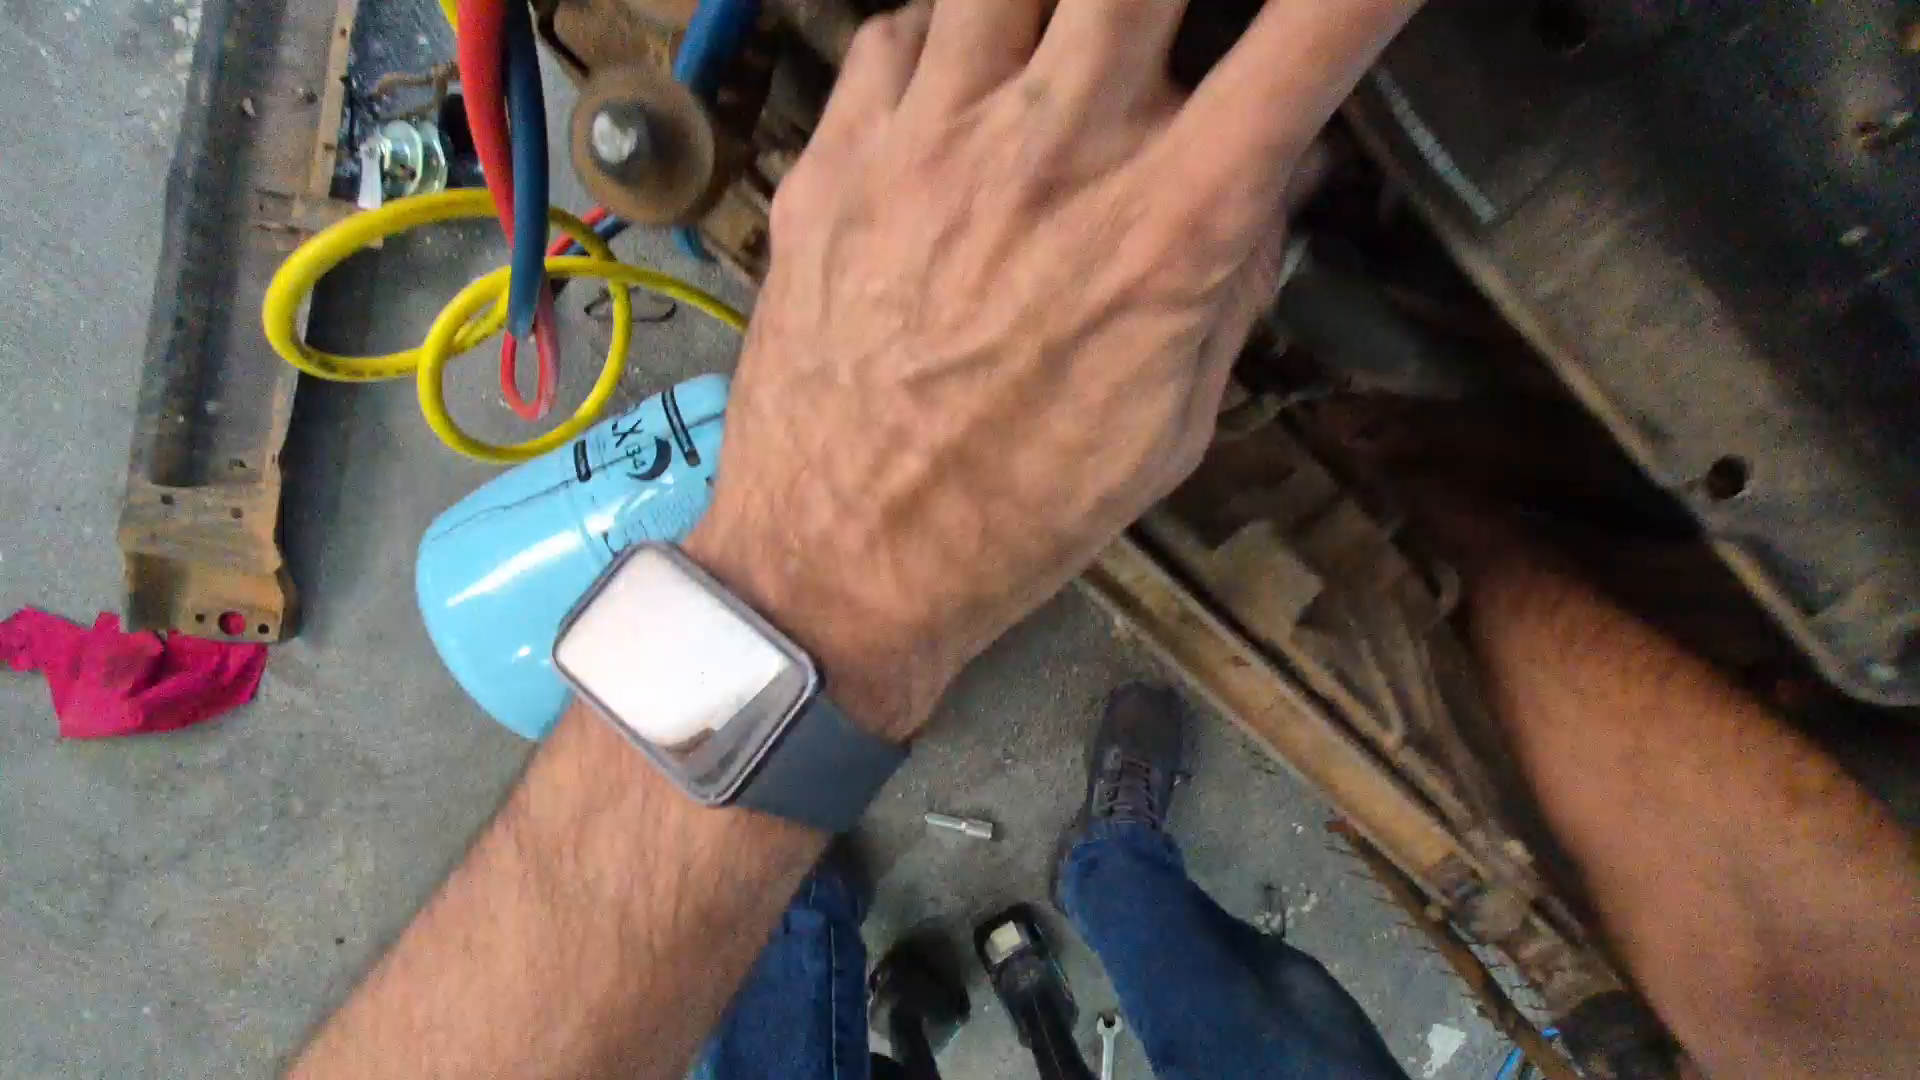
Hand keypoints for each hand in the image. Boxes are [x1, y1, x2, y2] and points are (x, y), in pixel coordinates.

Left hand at [688, 0, 1422, 738]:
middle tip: (1154, 49)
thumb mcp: (1163, 436)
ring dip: (1052, 1)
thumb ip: (1226, 295)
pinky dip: (942, 41)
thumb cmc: (1009, 523)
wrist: (838, 562)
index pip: (1310, 35)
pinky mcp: (834, 163)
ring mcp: (926, 144)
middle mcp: (1050, 154)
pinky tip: (953, 101)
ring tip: (1059, 60)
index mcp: (1162, 234)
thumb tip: (1265, 189)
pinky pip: (898, 32)